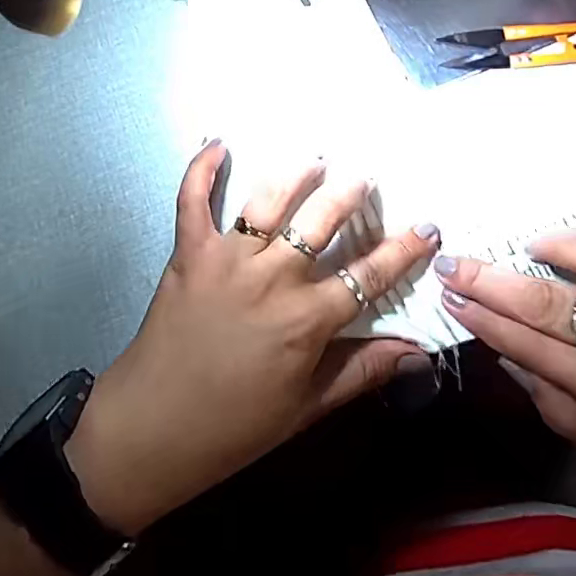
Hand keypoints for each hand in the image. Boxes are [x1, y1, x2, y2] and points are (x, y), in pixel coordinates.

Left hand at [62, 141, 437, 535]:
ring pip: (268, 202)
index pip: (368, 275)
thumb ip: (363, 371)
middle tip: (365, 178)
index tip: (427, 228)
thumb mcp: (307, 408)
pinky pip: (193, 202)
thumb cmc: (234, 427)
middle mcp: (272, 279)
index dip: (403, 251)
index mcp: (306, 320)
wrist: (149, 432)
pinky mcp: (188, 254)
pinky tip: (217, 144)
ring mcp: (227, 261)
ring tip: (315, 159)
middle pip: (321, 222)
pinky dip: (201, 170)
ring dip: (295, 176)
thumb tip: (419, 353)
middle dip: (349, 195)